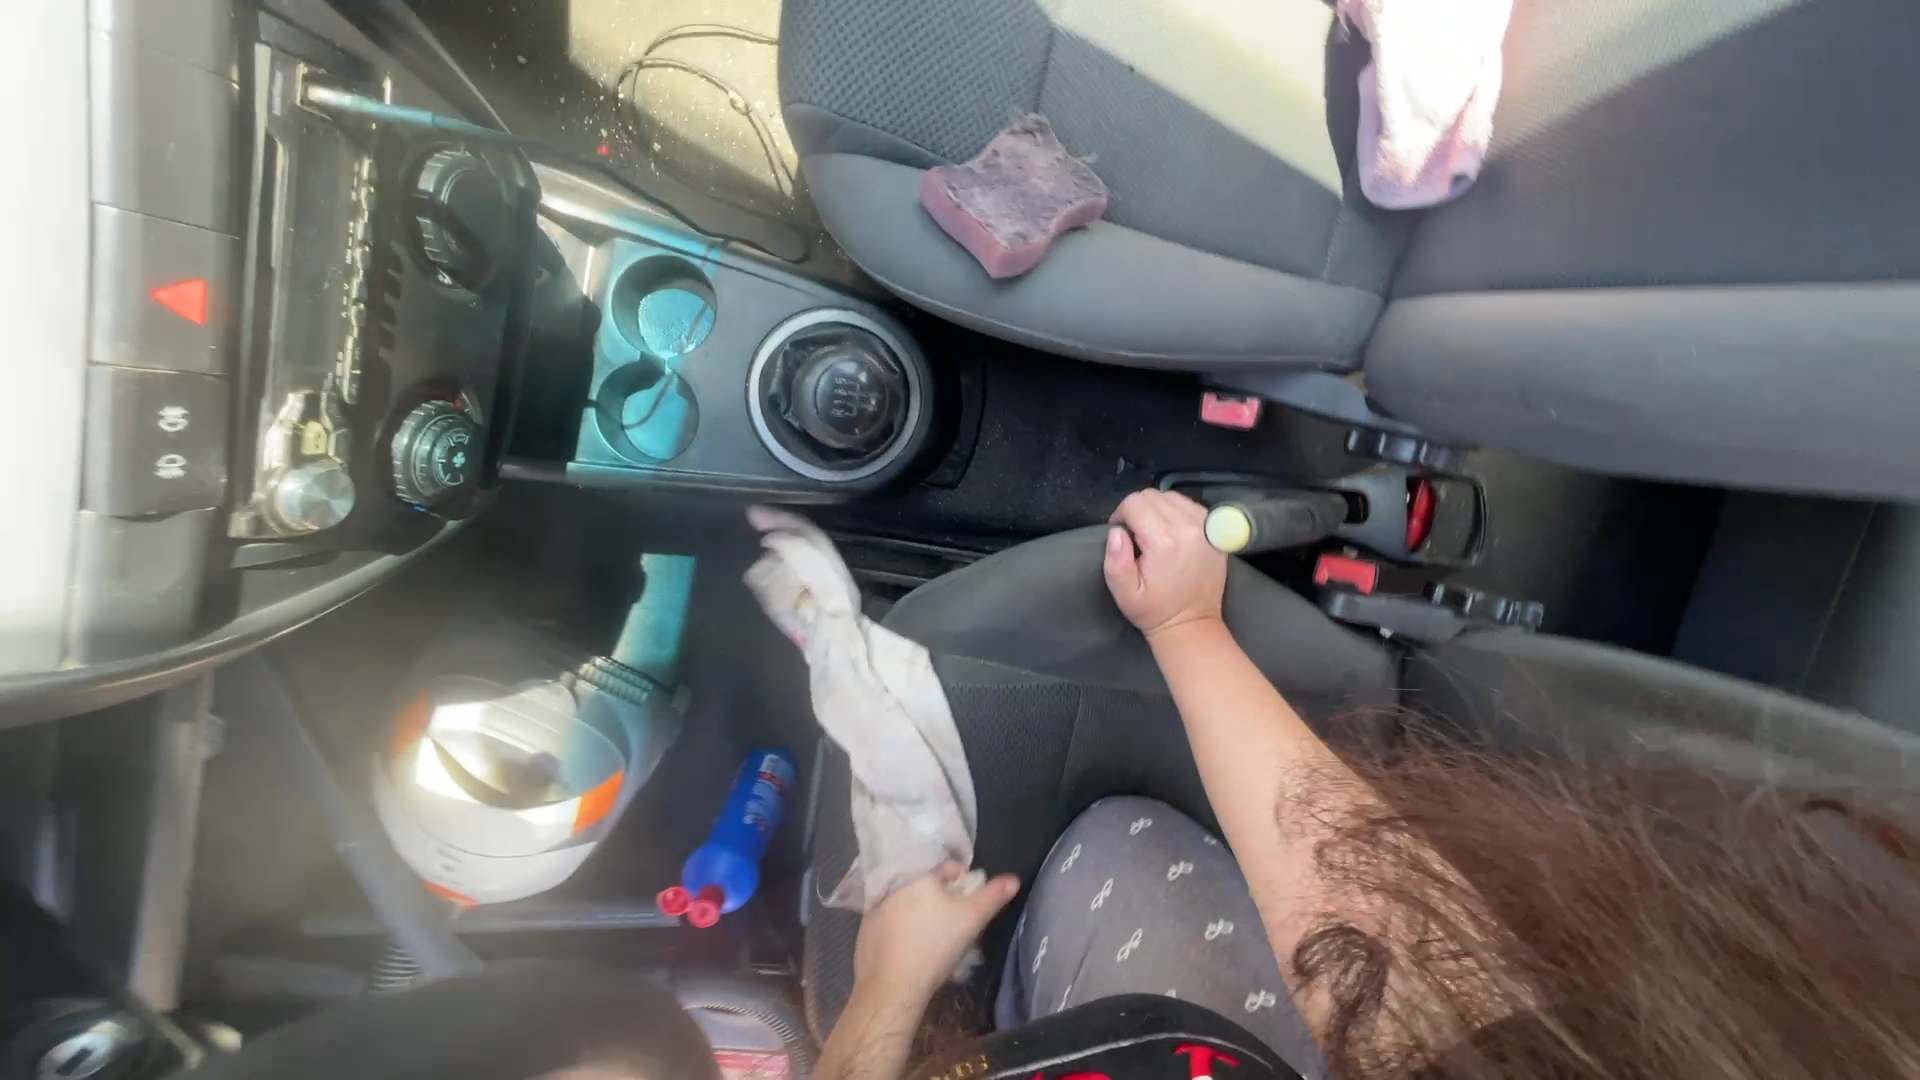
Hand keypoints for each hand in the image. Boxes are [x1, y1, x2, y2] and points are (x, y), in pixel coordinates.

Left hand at [853, 863, 1019, 1003]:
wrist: (891, 986)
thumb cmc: (934, 946)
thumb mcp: (971, 920)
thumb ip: (992, 897)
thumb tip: (1013, 879)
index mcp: (920, 875)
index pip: (946, 867)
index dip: (961, 879)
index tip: (968, 896)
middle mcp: (895, 884)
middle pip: (923, 883)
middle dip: (937, 895)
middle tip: (950, 917)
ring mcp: (876, 906)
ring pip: (904, 901)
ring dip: (916, 909)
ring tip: (930, 933)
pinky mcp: (865, 929)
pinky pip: (887, 920)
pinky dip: (898, 927)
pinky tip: (908, 946)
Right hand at [1104, 489, 1228, 639]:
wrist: (1193, 622)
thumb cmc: (1154, 610)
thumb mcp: (1124, 593)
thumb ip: (1115, 561)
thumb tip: (1116, 532)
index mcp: (1164, 542)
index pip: (1134, 503)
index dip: (1120, 516)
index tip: (1122, 536)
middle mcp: (1187, 527)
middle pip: (1152, 495)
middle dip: (1137, 511)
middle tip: (1136, 536)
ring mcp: (1205, 525)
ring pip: (1170, 496)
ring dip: (1156, 509)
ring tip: (1153, 533)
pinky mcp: (1214, 529)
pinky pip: (1188, 504)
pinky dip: (1175, 511)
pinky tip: (1171, 531)